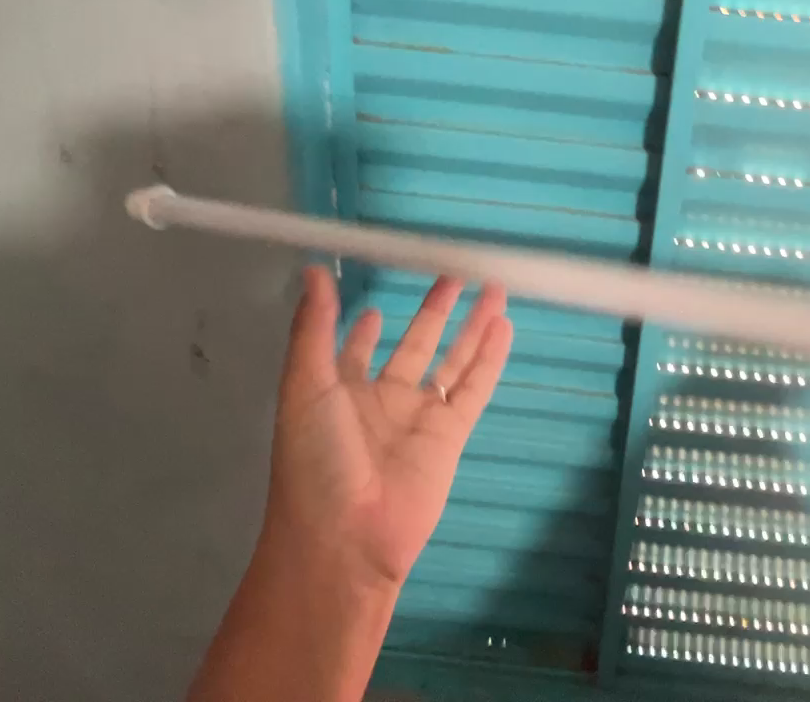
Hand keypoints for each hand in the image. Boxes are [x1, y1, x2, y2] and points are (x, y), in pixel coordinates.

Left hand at [262, 267, 511, 590]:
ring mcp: (420, 417)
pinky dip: (490, 357)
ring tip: (491, 289)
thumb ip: (314, 328)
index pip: (357, 353)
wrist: (345, 538)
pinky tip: (503, 326)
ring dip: (472, 326)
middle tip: (453, 276)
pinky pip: (475, 387)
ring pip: (453, 360)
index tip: (376, 306)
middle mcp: (383, 401)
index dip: (365, 331)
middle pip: (416, 346)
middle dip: (434, 312)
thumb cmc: (315, 460)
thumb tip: (313, 270)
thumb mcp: (305, 386)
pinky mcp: (451, 434)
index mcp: (342, 392)